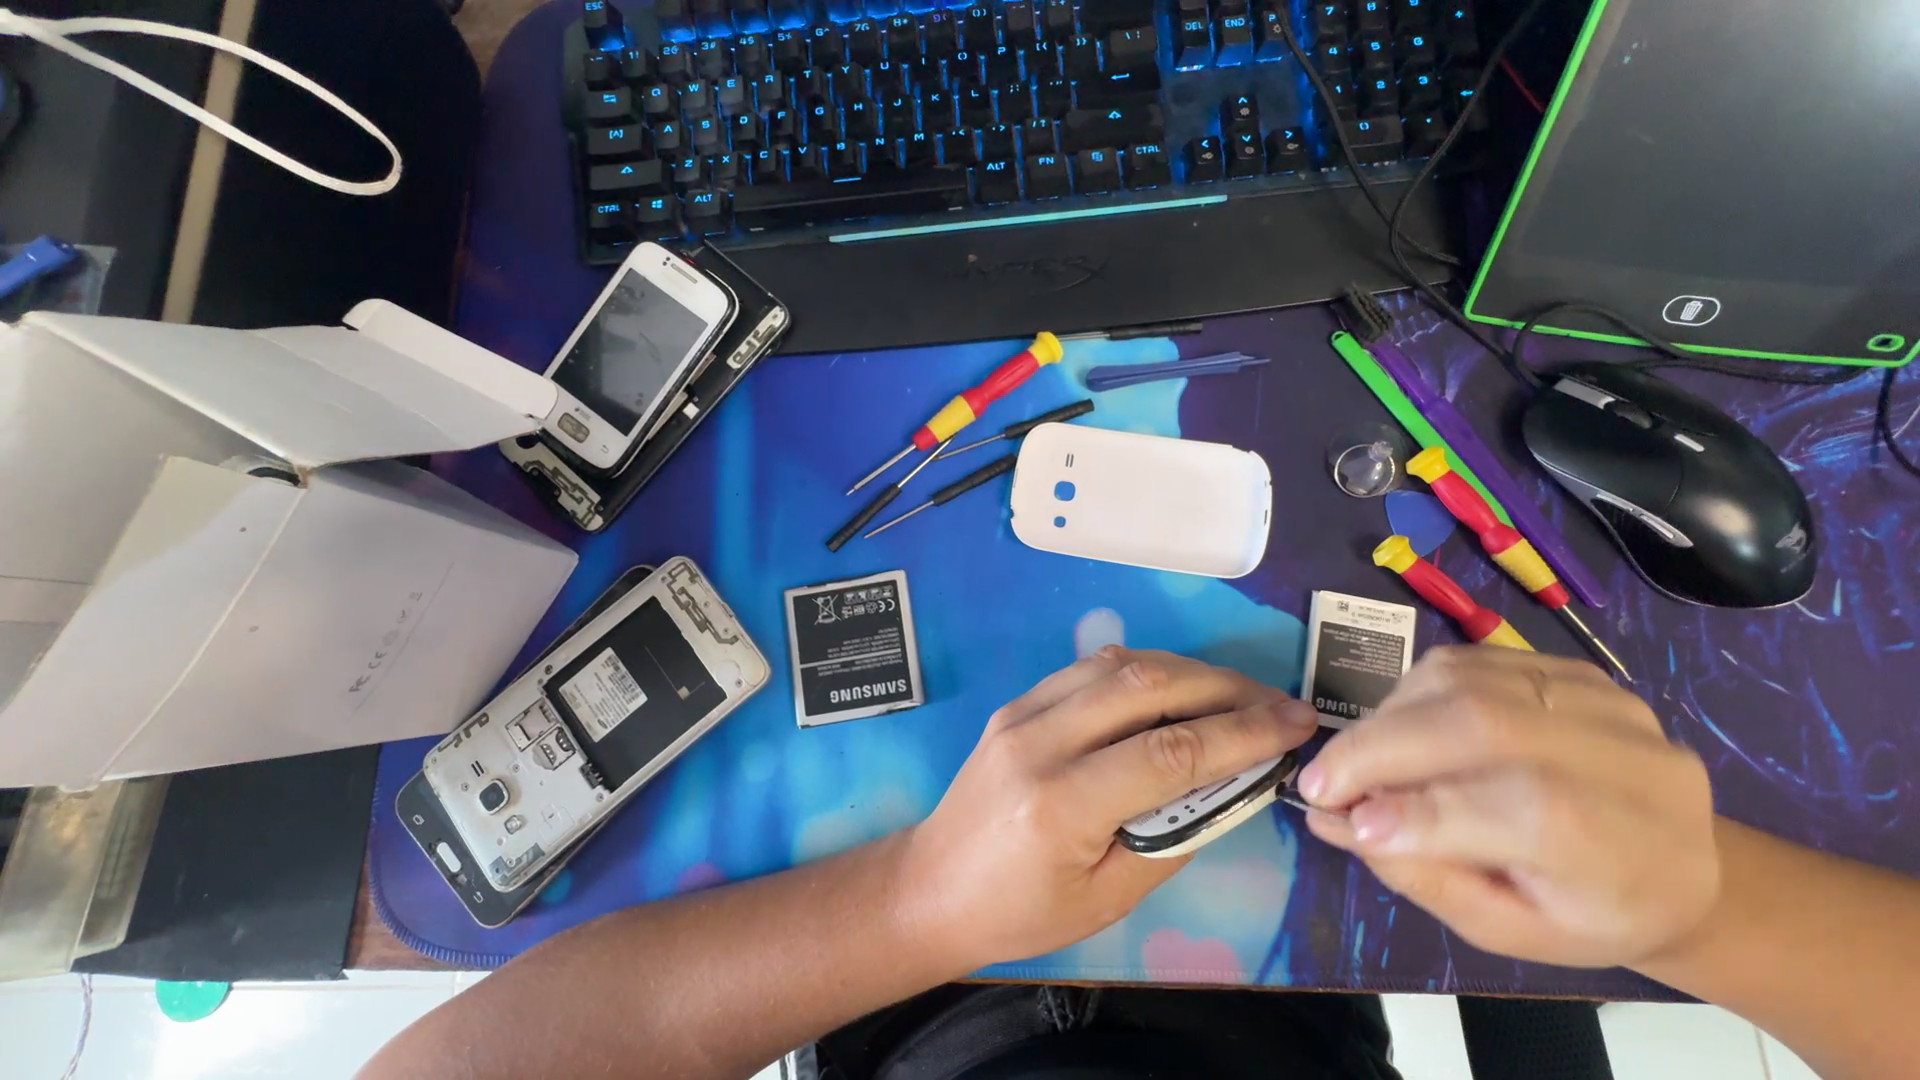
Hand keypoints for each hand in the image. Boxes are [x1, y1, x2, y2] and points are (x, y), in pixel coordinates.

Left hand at [897, 647, 1319, 969]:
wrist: (933, 886)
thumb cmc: (1021, 911)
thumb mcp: (1108, 898)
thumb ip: (1173, 836)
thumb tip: (1231, 783)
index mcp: (1062, 803)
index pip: (1171, 751)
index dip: (1243, 733)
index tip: (1296, 724)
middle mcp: (1038, 741)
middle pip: (1145, 686)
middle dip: (1224, 687)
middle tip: (1275, 701)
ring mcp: (1020, 713)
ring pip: (1116, 663)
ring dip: (1185, 669)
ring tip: (1235, 691)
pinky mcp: (1014, 704)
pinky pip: (1086, 668)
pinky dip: (1141, 668)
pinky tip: (1174, 686)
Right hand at [1298, 646, 1719, 968]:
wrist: (1682, 863)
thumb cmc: (1587, 912)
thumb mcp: (1508, 930)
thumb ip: (1421, 876)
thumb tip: (1334, 819)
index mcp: (1629, 847)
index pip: (1522, 810)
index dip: (1421, 811)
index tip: (1338, 817)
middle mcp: (1627, 759)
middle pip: (1482, 722)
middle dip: (1377, 747)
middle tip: (1320, 781)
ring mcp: (1602, 701)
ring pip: (1461, 680)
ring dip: (1386, 717)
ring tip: (1359, 759)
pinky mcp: (1571, 670)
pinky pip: (1465, 661)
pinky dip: (1411, 693)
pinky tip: (1401, 729)